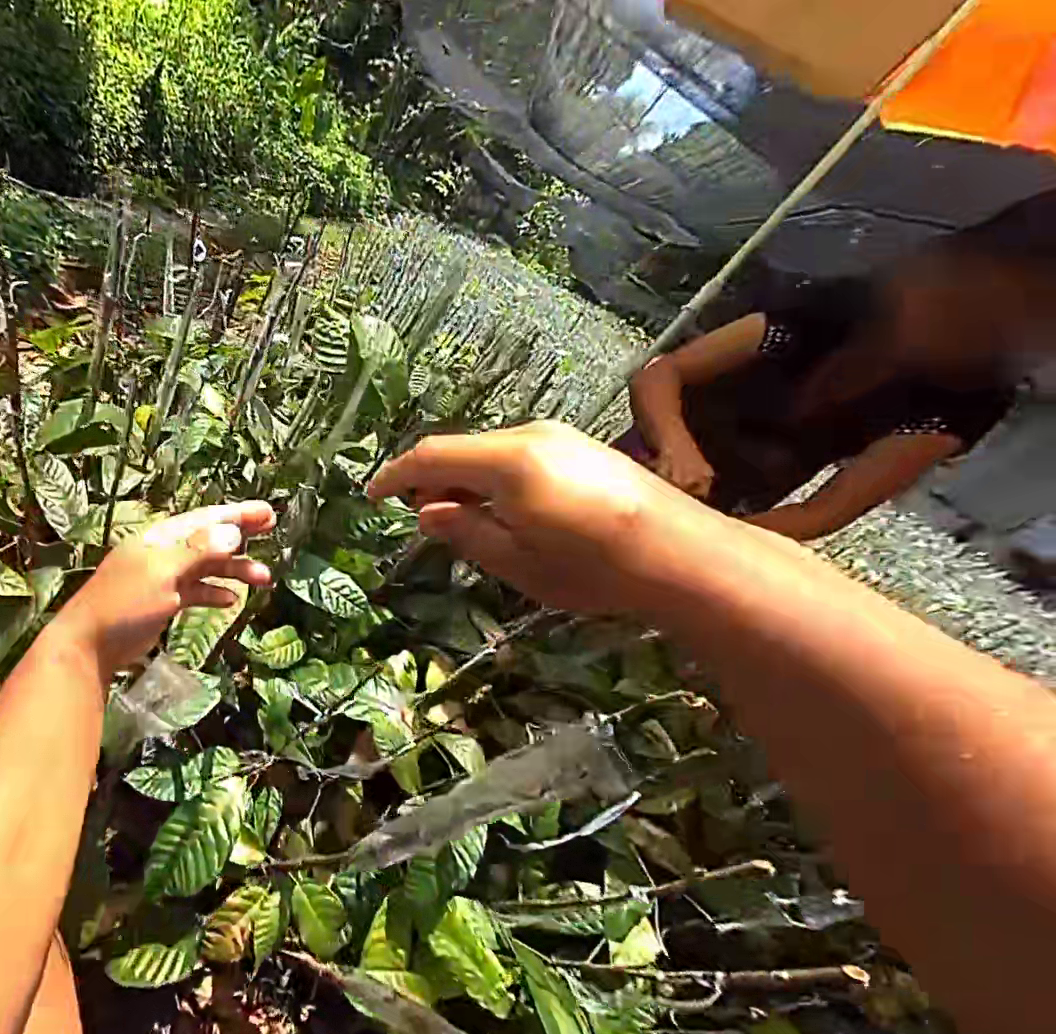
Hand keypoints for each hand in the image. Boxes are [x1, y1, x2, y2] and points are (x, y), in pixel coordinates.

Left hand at [53, 501, 275, 675]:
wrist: (89, 644)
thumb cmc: (123, 603)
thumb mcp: (161, 573)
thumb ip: (197, 552)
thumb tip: (232, 530)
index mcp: (159, 538)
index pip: (204, 519)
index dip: (236, 514)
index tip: (268, 512)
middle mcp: (162, 553)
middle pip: (208, 539)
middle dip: (240, 536)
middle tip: (272, 530)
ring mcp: (161, 578)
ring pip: (204, 568)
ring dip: (232, 570)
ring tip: (263, 578)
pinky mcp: (161, 602)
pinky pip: (193, 592)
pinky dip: (212, 593)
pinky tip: (230, 600)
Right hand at [367, 421, 738, 615]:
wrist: (690, 559)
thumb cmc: (594, 568)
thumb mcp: (515, 561)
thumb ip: (463, 531)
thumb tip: (426, 513)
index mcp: (508, 463)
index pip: (430, 457)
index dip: (394, 476)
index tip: (372, 496)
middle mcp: (530, 437)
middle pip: (455, 448)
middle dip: (427, 479)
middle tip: (420, 517)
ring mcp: (558, 437)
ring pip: (483, 450)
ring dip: (458, 478)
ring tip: (459, 517)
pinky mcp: (577, 447)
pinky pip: (511, 453)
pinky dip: (487, 476)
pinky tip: (499, 507)